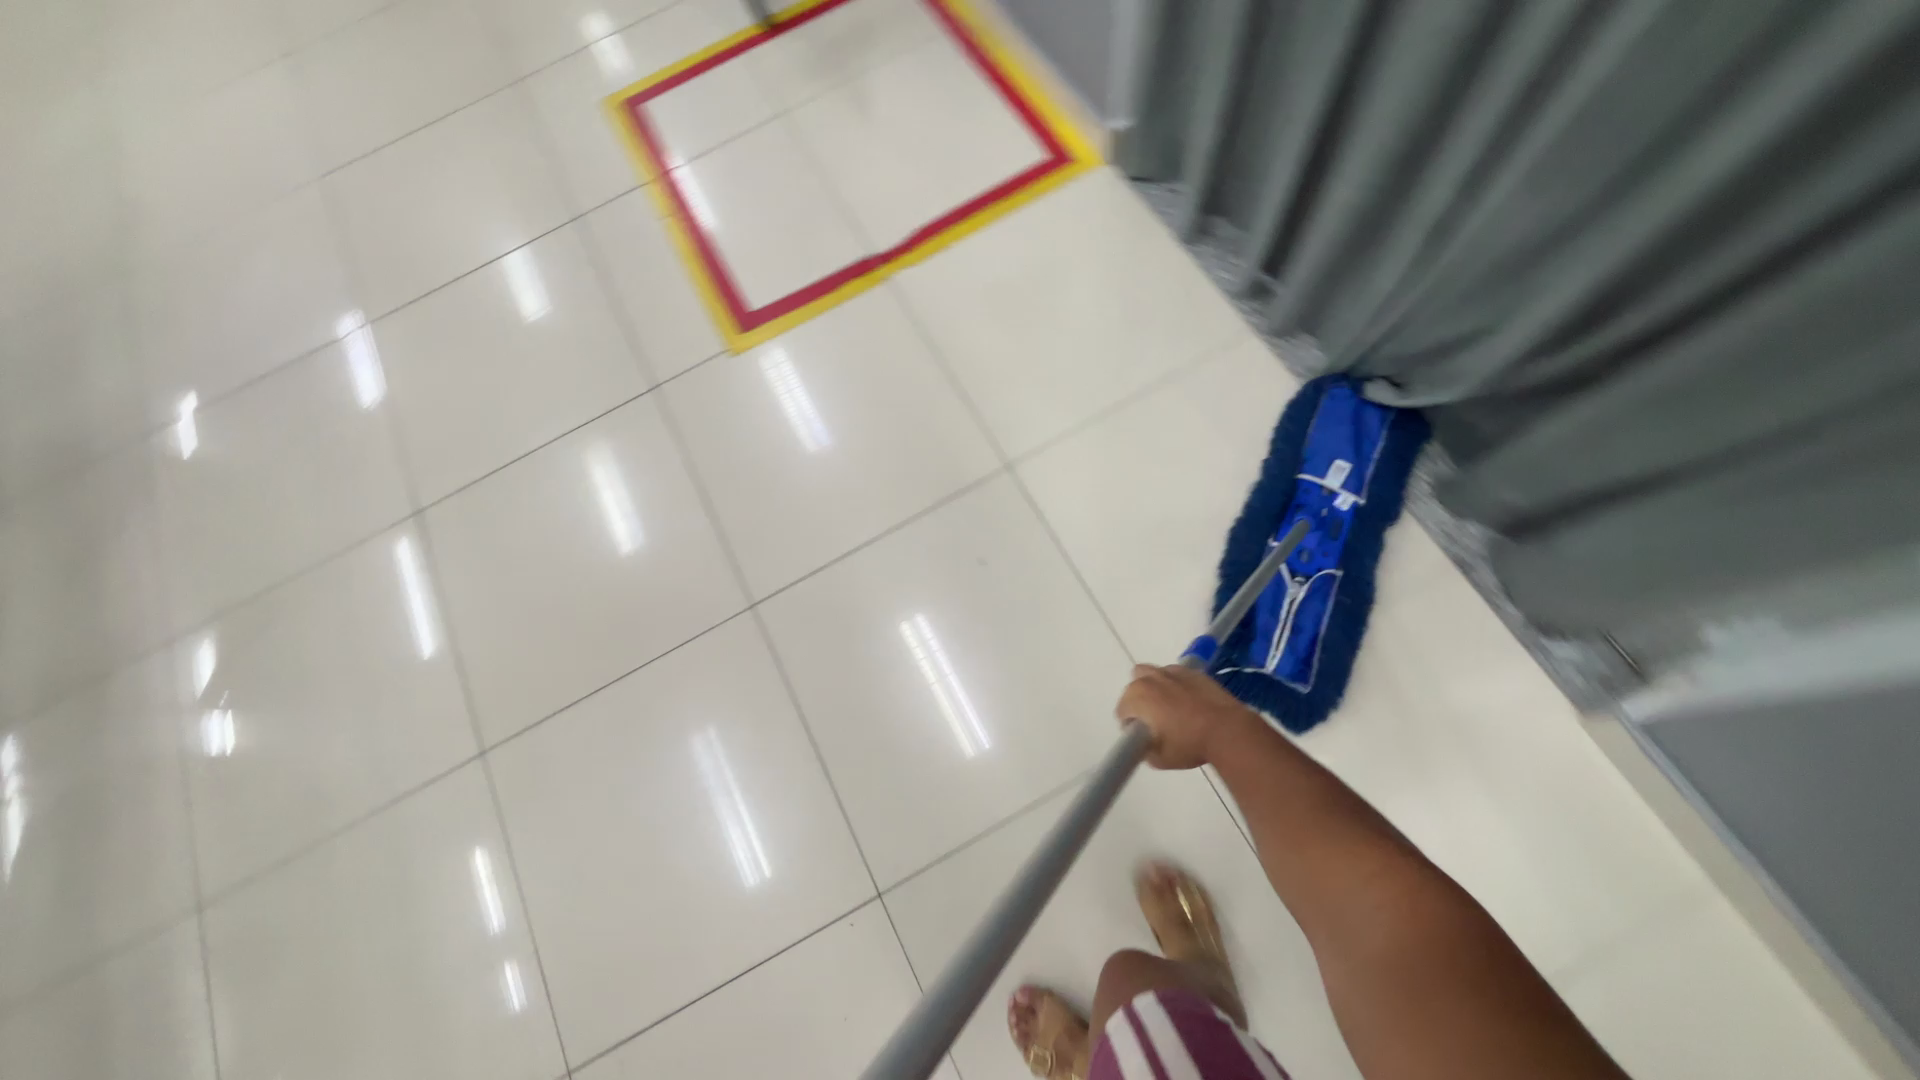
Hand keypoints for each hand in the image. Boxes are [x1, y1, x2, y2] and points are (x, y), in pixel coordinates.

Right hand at [1115, 664, 1259, 769]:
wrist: (1228, 730)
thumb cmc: (1190, 744)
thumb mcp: (1160, 759)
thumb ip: (1146, 751)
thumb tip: (1147, 746)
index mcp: (1138, 697)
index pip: (1122, 710)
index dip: (1130, 726)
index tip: (1144, 738)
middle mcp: (1151, 679)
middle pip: (1134, 687)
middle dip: (1139, 703)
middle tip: (1155, 722)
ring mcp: (1173, 672)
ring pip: (1152, 674)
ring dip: (1154, 689)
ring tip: (1169, 708)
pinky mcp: (1193, 672)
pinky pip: (1174, 675)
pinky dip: (1175, 685)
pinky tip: (1187, 701)